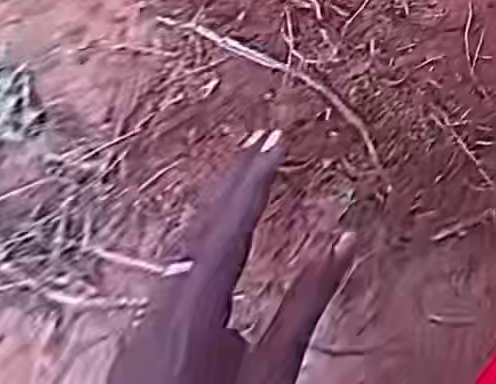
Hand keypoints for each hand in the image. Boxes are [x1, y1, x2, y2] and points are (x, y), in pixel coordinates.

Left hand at [108, 130, 354, 383]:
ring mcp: (148, 322)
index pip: (231, 227)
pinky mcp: (147, 335)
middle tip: (261, 136)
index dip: (256, 178)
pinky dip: (205, 232)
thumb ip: (307, 302)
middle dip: (234, 180)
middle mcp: (164, 307)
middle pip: (201, 229)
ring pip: (185, 245)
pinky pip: (179, 264)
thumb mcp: (273, 368)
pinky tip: (216, 231)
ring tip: (244, 170)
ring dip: (218, 203)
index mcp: (194, 310)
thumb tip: (348, 238)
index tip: (277, 136)